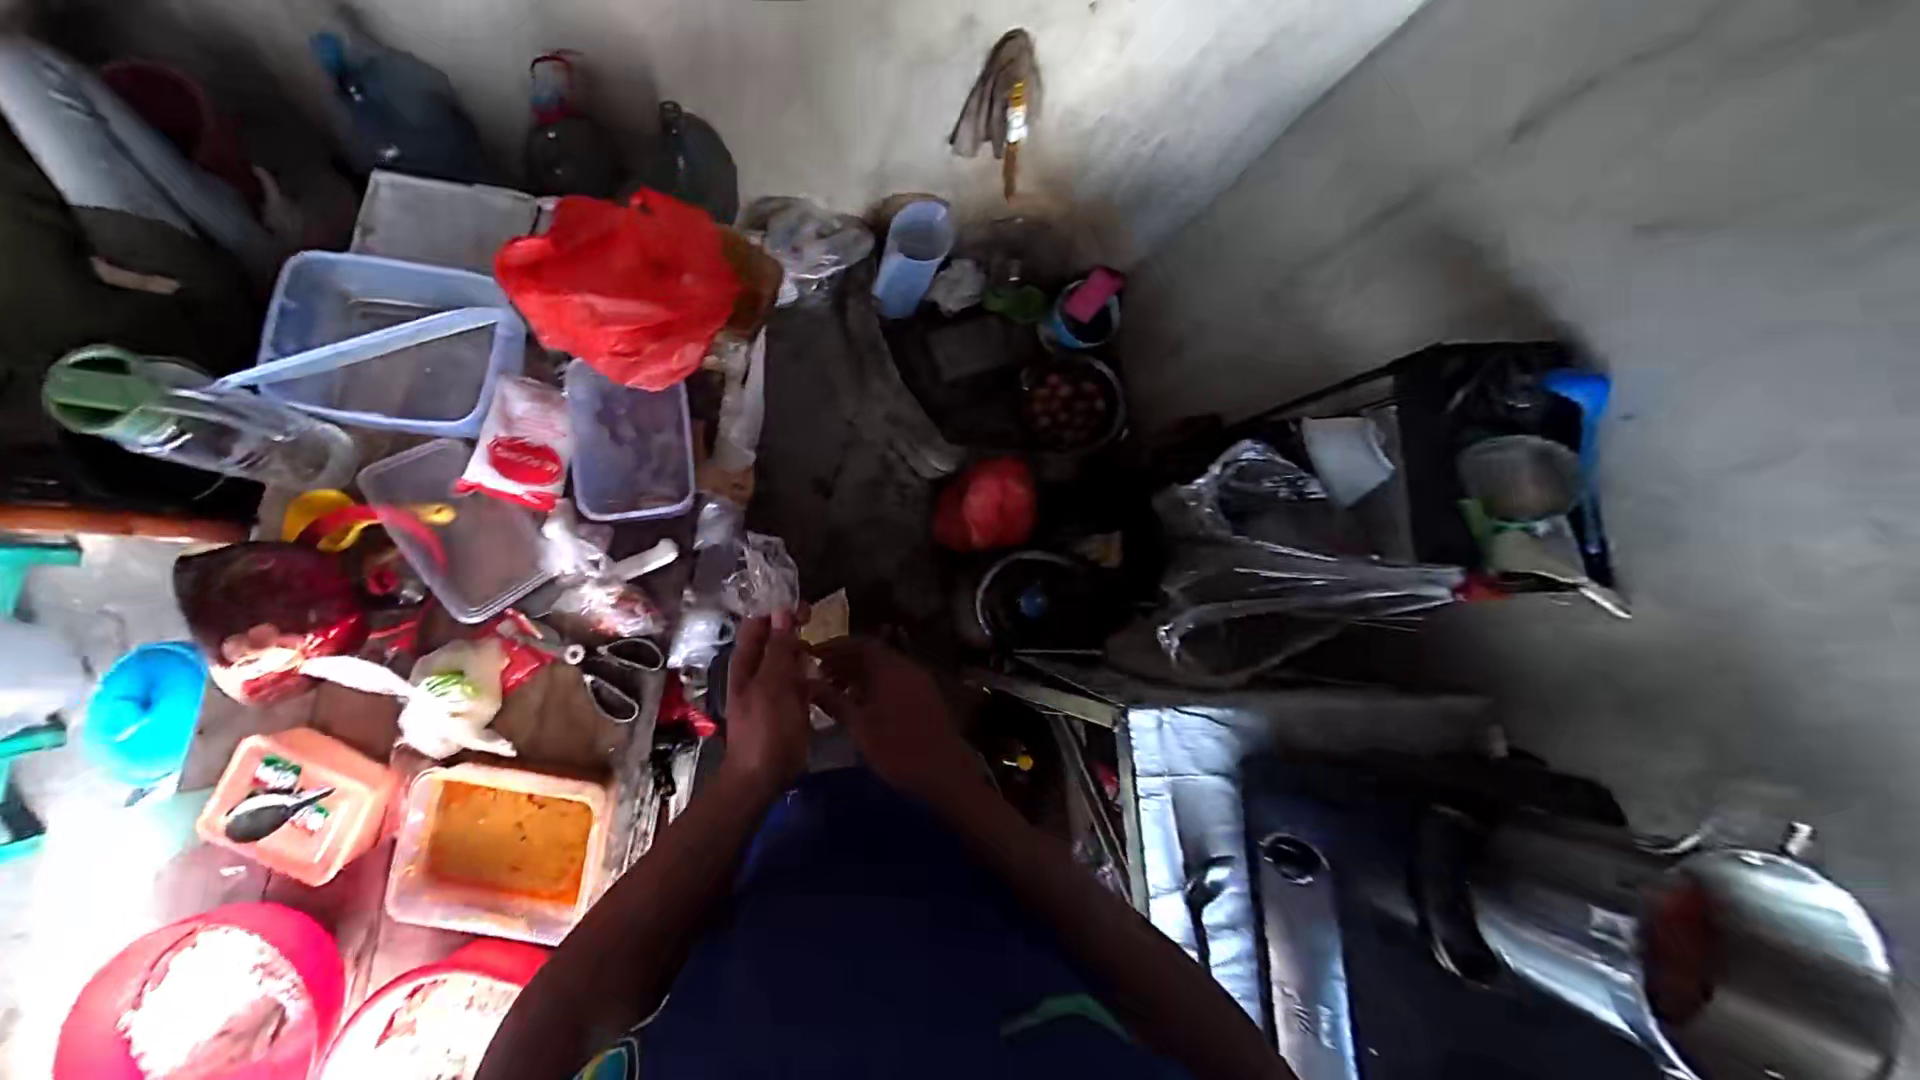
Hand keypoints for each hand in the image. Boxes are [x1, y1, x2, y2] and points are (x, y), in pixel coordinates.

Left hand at [721, 612, 811, 793]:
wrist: (763, 776)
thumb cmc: (766, 729)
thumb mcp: (773, 684)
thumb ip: (778, 649)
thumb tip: (782, 612)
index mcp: (746, 664)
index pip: (757, 625)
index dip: (777, 612)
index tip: (805, 609)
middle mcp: (757, 672)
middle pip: (774, 641)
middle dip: (794, 630)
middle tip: (818, 624)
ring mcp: (772, 690)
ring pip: (788, 660)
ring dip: (803, 652)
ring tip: (824, 648)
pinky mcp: (788, 707)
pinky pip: (799, 682)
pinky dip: (810, 675)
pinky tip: (825, 676)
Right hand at [812, 638, 982, 805]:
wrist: (946, 772)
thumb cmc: (898, 750)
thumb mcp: (860, 728)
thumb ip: (835, 702)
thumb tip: (809, 685)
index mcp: (891, 669)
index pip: (861, 644)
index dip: (835, 647)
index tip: (813, 655)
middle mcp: (907, 668)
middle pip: (873, 654)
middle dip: (845, 661)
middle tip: (820, 674)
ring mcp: (920, 682)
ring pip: (885, 668)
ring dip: (860, 674)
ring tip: (836, 690)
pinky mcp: (927, 697)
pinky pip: (896, 680)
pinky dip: (876, 685)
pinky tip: (862, 704)